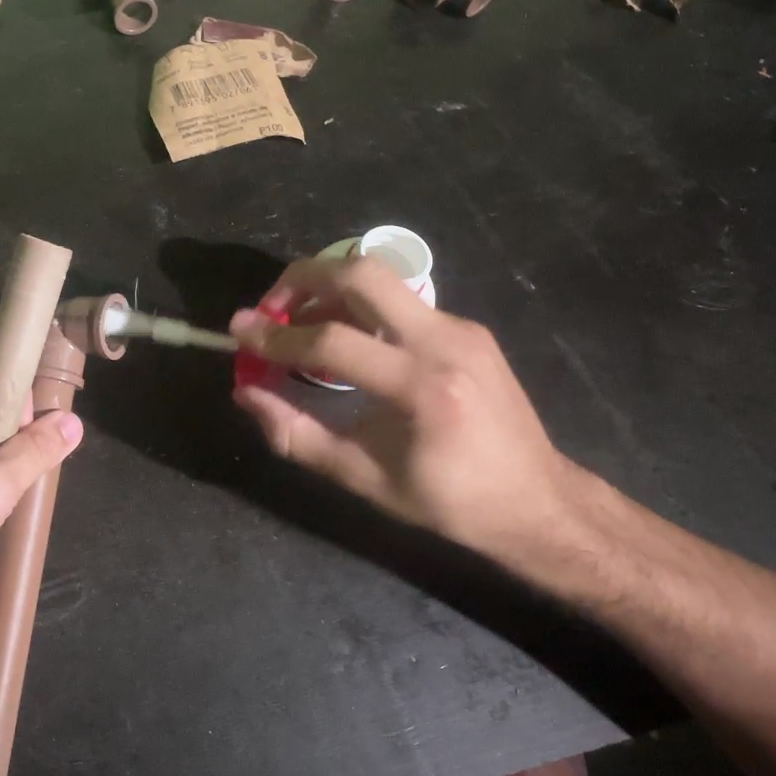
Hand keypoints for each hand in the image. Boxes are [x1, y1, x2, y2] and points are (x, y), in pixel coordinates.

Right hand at [229, 255, 583, 553]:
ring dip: (329, 289)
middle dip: (302, 279)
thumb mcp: (361, 477)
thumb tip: (245, 392)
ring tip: (298, 322)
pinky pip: (400, 300)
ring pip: (382, 279)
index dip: (275, 336)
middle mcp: (445, 342)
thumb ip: (295, 434)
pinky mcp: (466, 329)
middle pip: (362, 274)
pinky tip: (342, 338)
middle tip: (270, 308)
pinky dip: (358, 306)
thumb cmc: (448, 502)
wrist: (538, 502)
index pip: (331, 343)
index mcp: (422, 387)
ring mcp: (461, 328)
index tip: (237, 332)